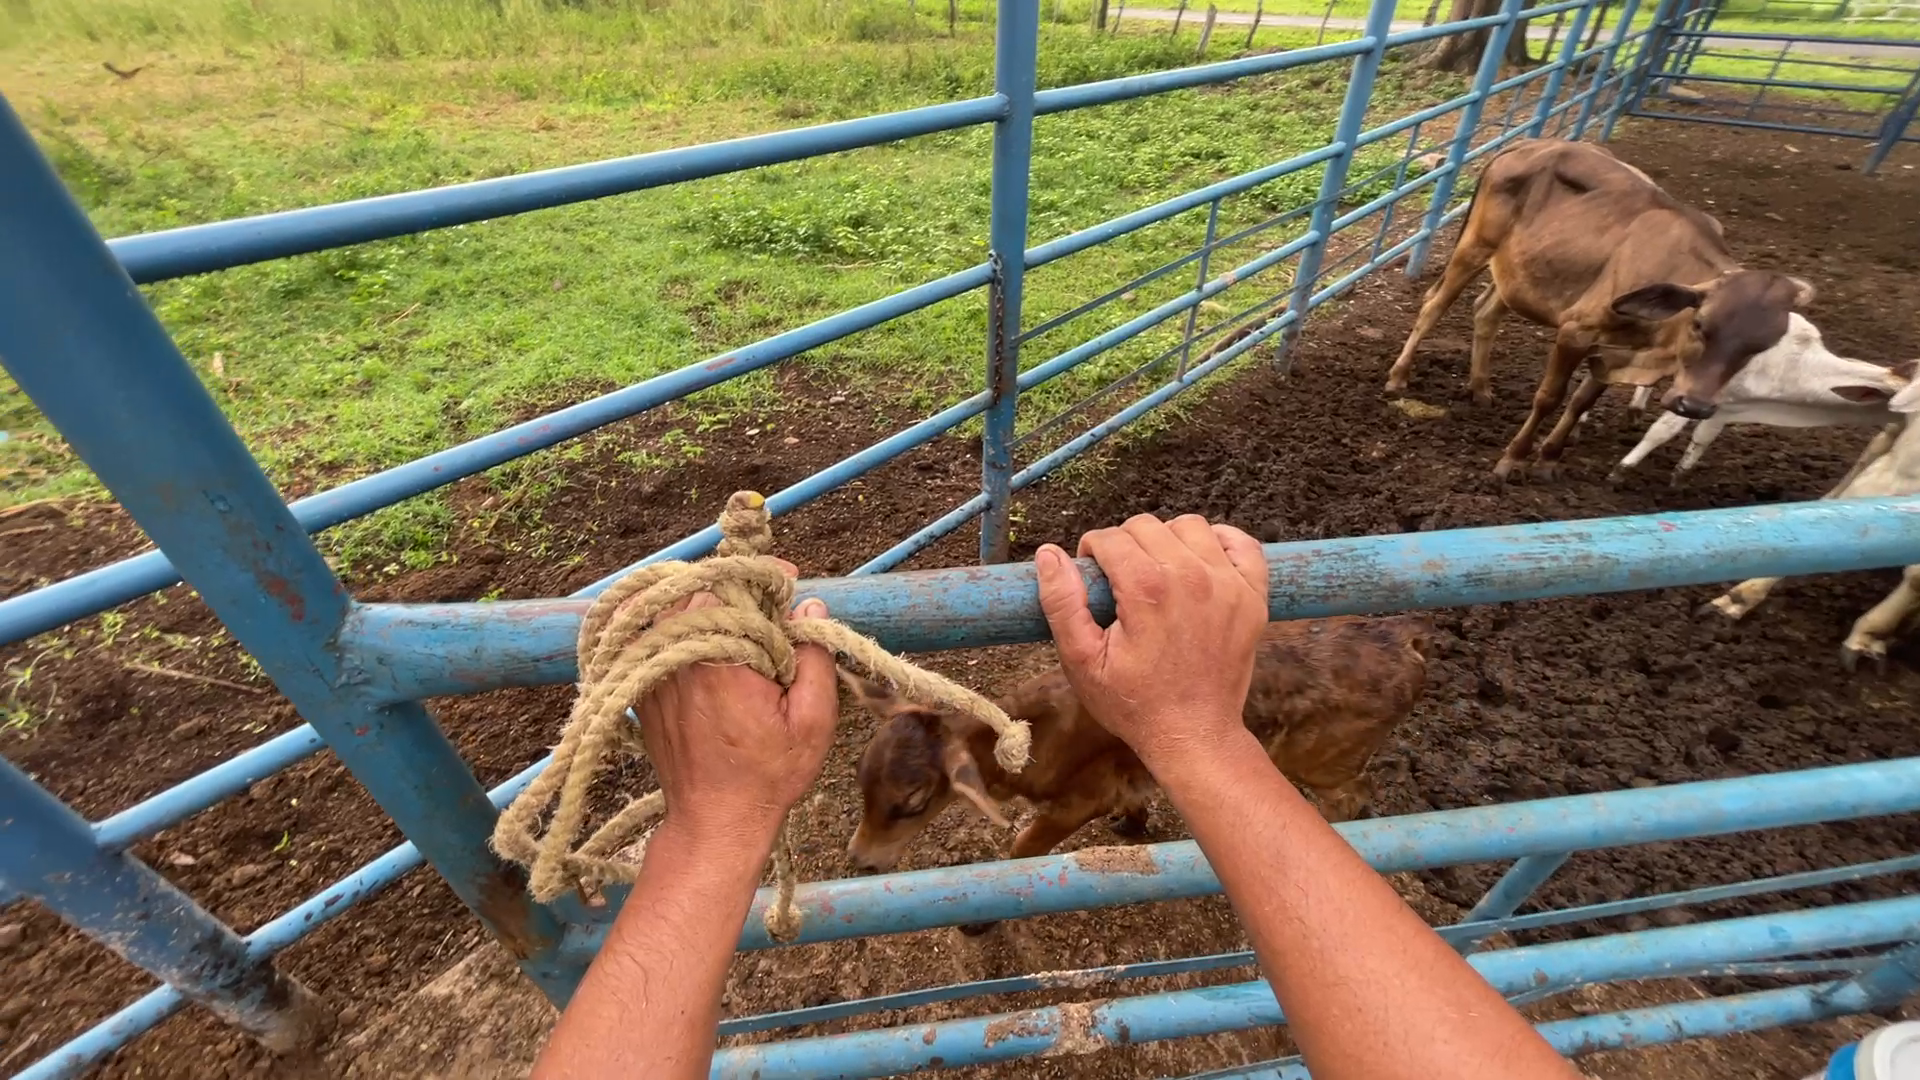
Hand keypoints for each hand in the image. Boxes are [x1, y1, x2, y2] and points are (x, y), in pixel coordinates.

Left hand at [633, 562, 838, 845]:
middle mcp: (678, 660)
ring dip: (709, 606)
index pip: (733, 586)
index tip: (789, 580)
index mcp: (721, 661)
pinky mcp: (643, 689)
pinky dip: (681, 628)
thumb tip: (809, 607)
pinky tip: (711, 642)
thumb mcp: (814, 720)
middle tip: (772, 611)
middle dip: (739, 592)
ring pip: (675, 609)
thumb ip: (815, 658)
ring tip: (744, 624)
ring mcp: (653, 675)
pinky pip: (655, 637)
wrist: (715, 821)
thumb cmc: (770, 774)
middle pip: (701, 592)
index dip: (764, 576)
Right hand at [1034, 514, 1268, 771]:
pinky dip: (1219, 542)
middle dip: (1124, 544)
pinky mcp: (1253, 596)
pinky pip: (1242, 543)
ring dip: (1167, 540)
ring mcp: (1228, 584)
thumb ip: (1062, 602)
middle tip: (1119, 580)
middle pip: (1147, 526)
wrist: (1193, 736)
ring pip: (1190, 526)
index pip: (1111, 538)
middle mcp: (1191, 577)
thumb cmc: (1133, 703)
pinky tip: (1199, 562)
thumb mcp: (1080, 660)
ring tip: (1155, 571)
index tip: (1091, 574)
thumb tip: (1048, 553)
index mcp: (1147, 589)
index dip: (1091, 551)